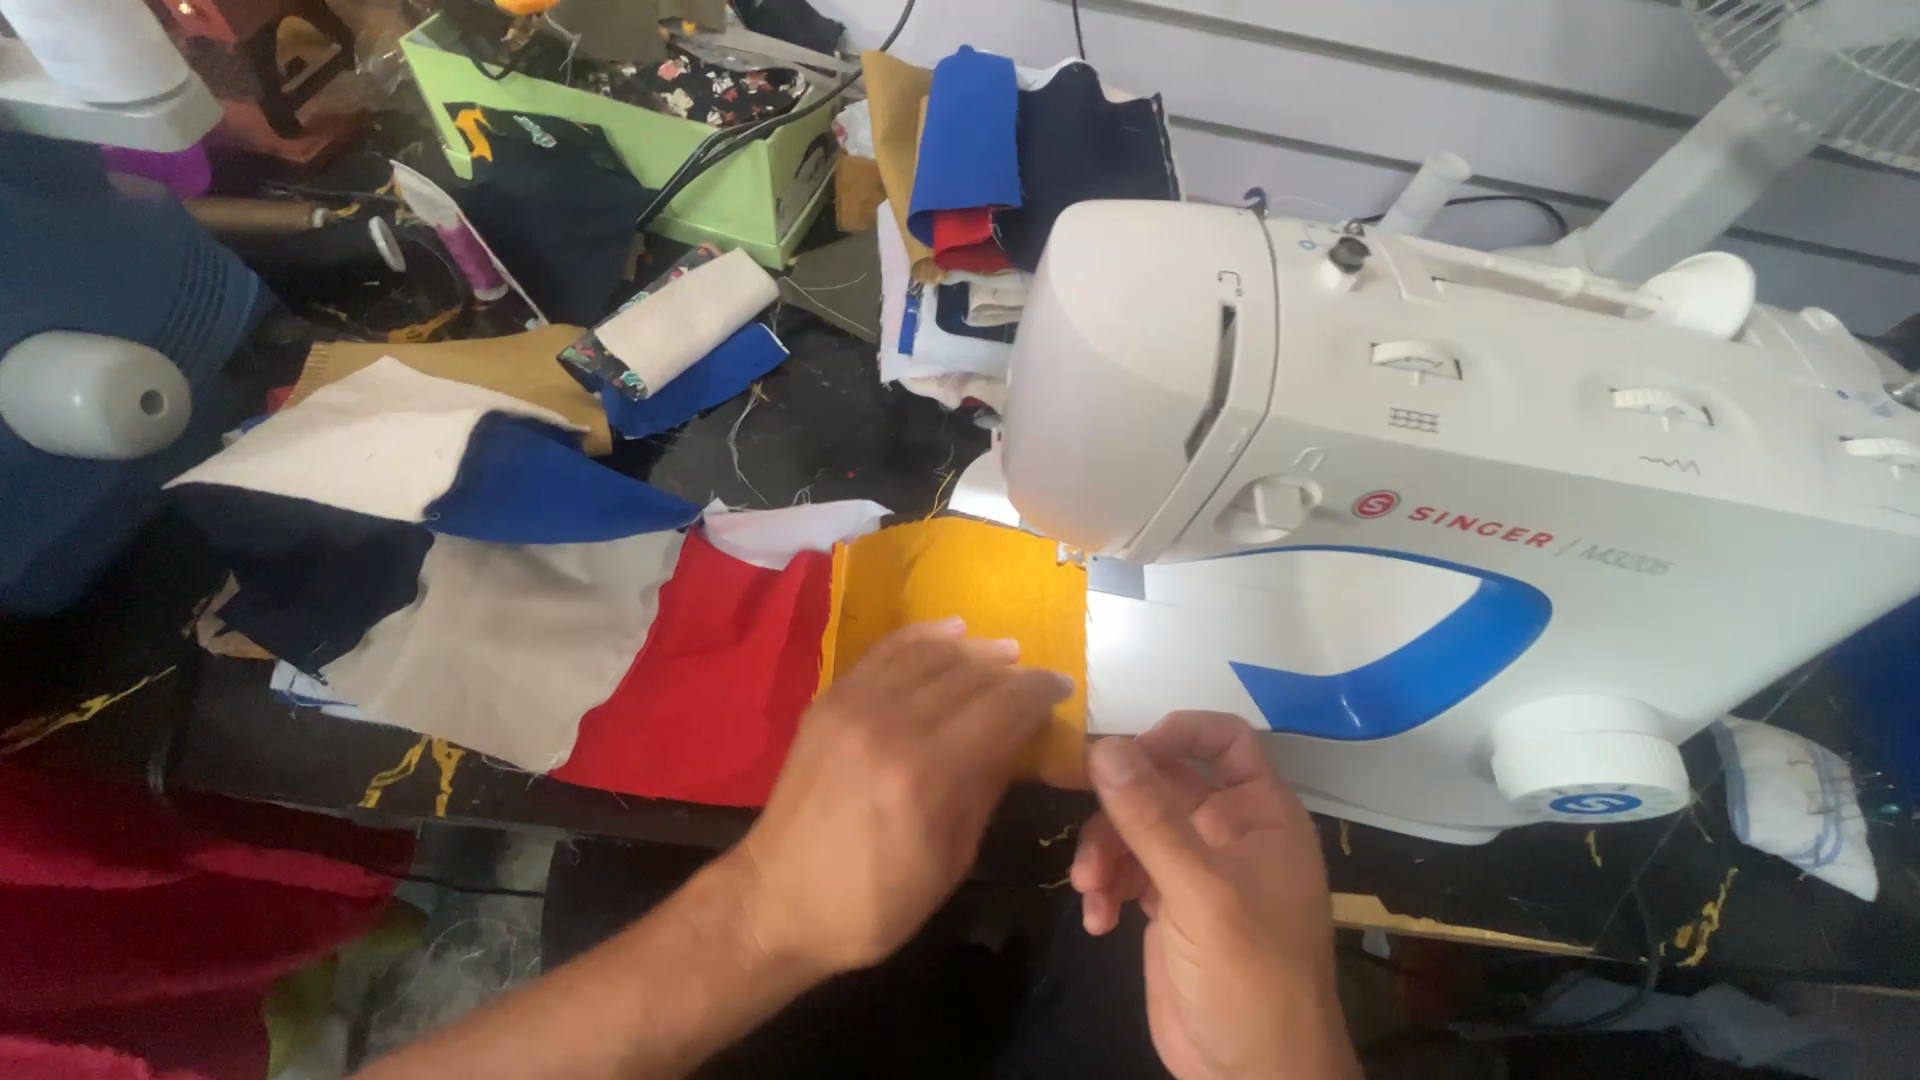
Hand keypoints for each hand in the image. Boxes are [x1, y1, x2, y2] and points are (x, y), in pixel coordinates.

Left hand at [736, 618, 1072, 975]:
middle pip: (969, 675)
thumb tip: (1020, 737)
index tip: (1061, 688)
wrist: (776, 900)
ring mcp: (854, 706)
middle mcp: (891, 725)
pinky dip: (923, 637)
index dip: (1038, 692)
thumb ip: (986, 788)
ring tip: (1003, 652)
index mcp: (927, 775)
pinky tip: (951, 632)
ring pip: (929, 654)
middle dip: (1012, 671)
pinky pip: (885, 652)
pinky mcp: (830, 700)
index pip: (1001, 708)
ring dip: (974, 648)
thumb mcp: (950, 860)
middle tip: (1035, 678)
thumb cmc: (874, 901)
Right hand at [1072, 712, 1359, 1079]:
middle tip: (1071, 799)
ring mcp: (1194, 867)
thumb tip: (1103, 746)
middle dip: (1118, 801)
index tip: (1128, 750)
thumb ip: (1149, 817)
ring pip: (1133, 824)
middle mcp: (1227, 831)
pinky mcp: (1166, 902)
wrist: (1252, 1079)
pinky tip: (1098, 919)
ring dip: (1103, 850)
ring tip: (1089, 888)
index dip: (1179, 733)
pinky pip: (1124, 867)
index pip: (1226, 741)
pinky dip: (1105, 885)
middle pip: (1162, 781)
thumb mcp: (1200, 892)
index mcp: (1259, 815)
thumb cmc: (1250, 976)